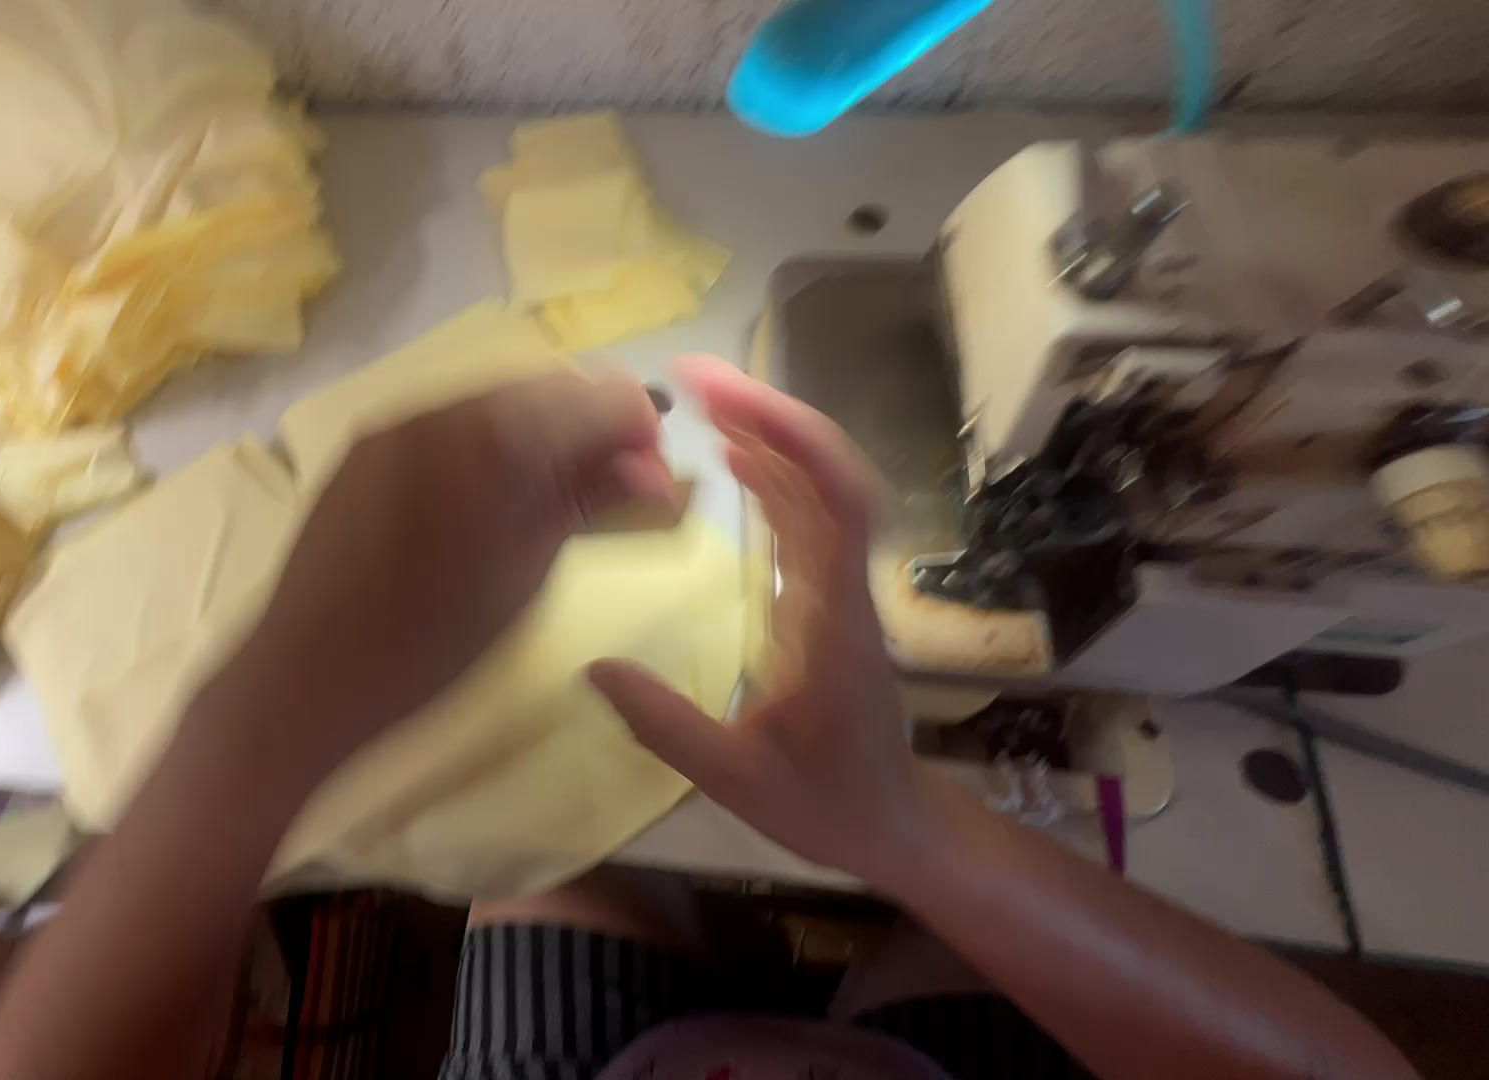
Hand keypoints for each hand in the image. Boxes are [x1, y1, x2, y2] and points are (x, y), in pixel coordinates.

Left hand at [240, 370, 676, 760]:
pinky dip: (493, 442)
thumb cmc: (427, 647)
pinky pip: (452, 422)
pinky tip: (496, 492)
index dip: (638, 432)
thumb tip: (655, 474)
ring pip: (499, 400)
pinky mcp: (368, 444)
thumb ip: (587, 505)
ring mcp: (396, 421)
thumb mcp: (525, 576)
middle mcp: (440, 407)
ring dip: (544, 433)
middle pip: (548, 387)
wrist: (302, 678)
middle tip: (612, 489)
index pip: (597, 398)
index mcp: (490, 440)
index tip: (653, 483)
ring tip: (555, 494)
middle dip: (593, 428)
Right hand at [589, 355, 926, 881]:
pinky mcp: (826, 597)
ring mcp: (840, 590)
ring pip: (818, 491)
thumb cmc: (826, 803)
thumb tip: (595, 668)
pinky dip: (772, 477)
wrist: (894, 824)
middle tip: (695, 377)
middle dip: (768, 416)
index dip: (795, 441)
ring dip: (768, 435)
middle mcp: (845, 591)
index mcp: (833, 626)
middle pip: (828, 479)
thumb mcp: (735, 779)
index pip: (838, 508)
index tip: (726, 402)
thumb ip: (663, 724)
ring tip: (703, 399)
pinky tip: (733, 457)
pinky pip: (805, 520)